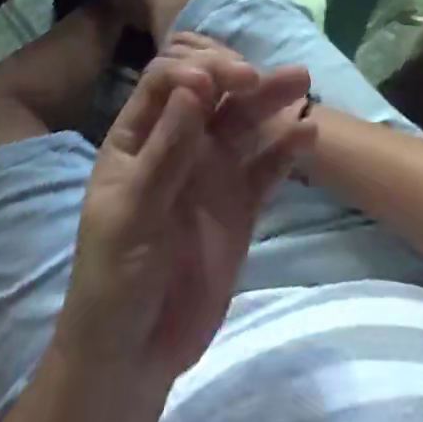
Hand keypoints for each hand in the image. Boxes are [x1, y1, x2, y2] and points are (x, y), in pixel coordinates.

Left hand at [56, 43, 312, 383]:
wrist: (137, 349)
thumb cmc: (115, 274)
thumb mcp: (132, 209)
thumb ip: (166, 149)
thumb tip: (195, 82)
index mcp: (136, 138)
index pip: (166, 82)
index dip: (195, 72)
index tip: (224, 80)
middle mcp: (175, 145)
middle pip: (209, 95)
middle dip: (235, 76)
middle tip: (263, 78)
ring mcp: (209, 175)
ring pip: (241, 126)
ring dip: (268, 101)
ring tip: (301, 82)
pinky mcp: (238, 207)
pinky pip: (263, 169)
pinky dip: (284, 150)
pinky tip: (307, 134)